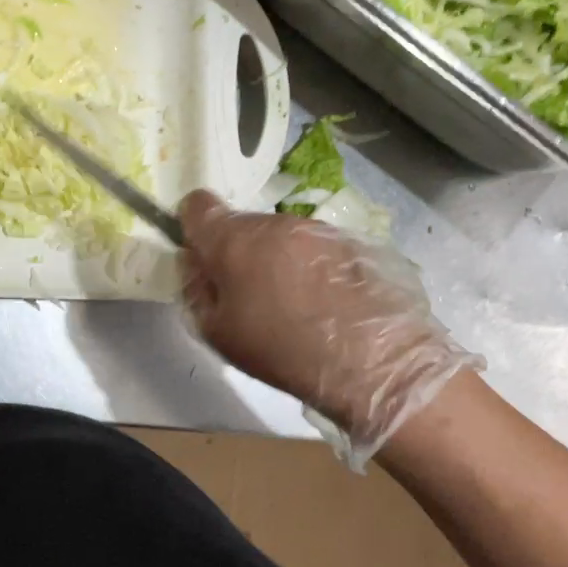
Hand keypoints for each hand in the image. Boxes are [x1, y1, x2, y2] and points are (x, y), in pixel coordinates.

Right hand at [178, 190, 479, 466]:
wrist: (374, 361)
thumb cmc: (280, 350)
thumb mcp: (216, 332)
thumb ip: (196, 289)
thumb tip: (193, 262)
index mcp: (233, 240)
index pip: (198, 206)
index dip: (193, 226)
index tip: (199, 253)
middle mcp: (275, 223)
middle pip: (243, 226)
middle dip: (239, 252)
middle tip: (247, 295)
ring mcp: (320, 230)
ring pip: (282, 238)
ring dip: (278, 260)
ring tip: (292, 304)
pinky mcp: (356, 243)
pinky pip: (318, 250)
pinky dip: (314, 269)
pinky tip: (325, 303)